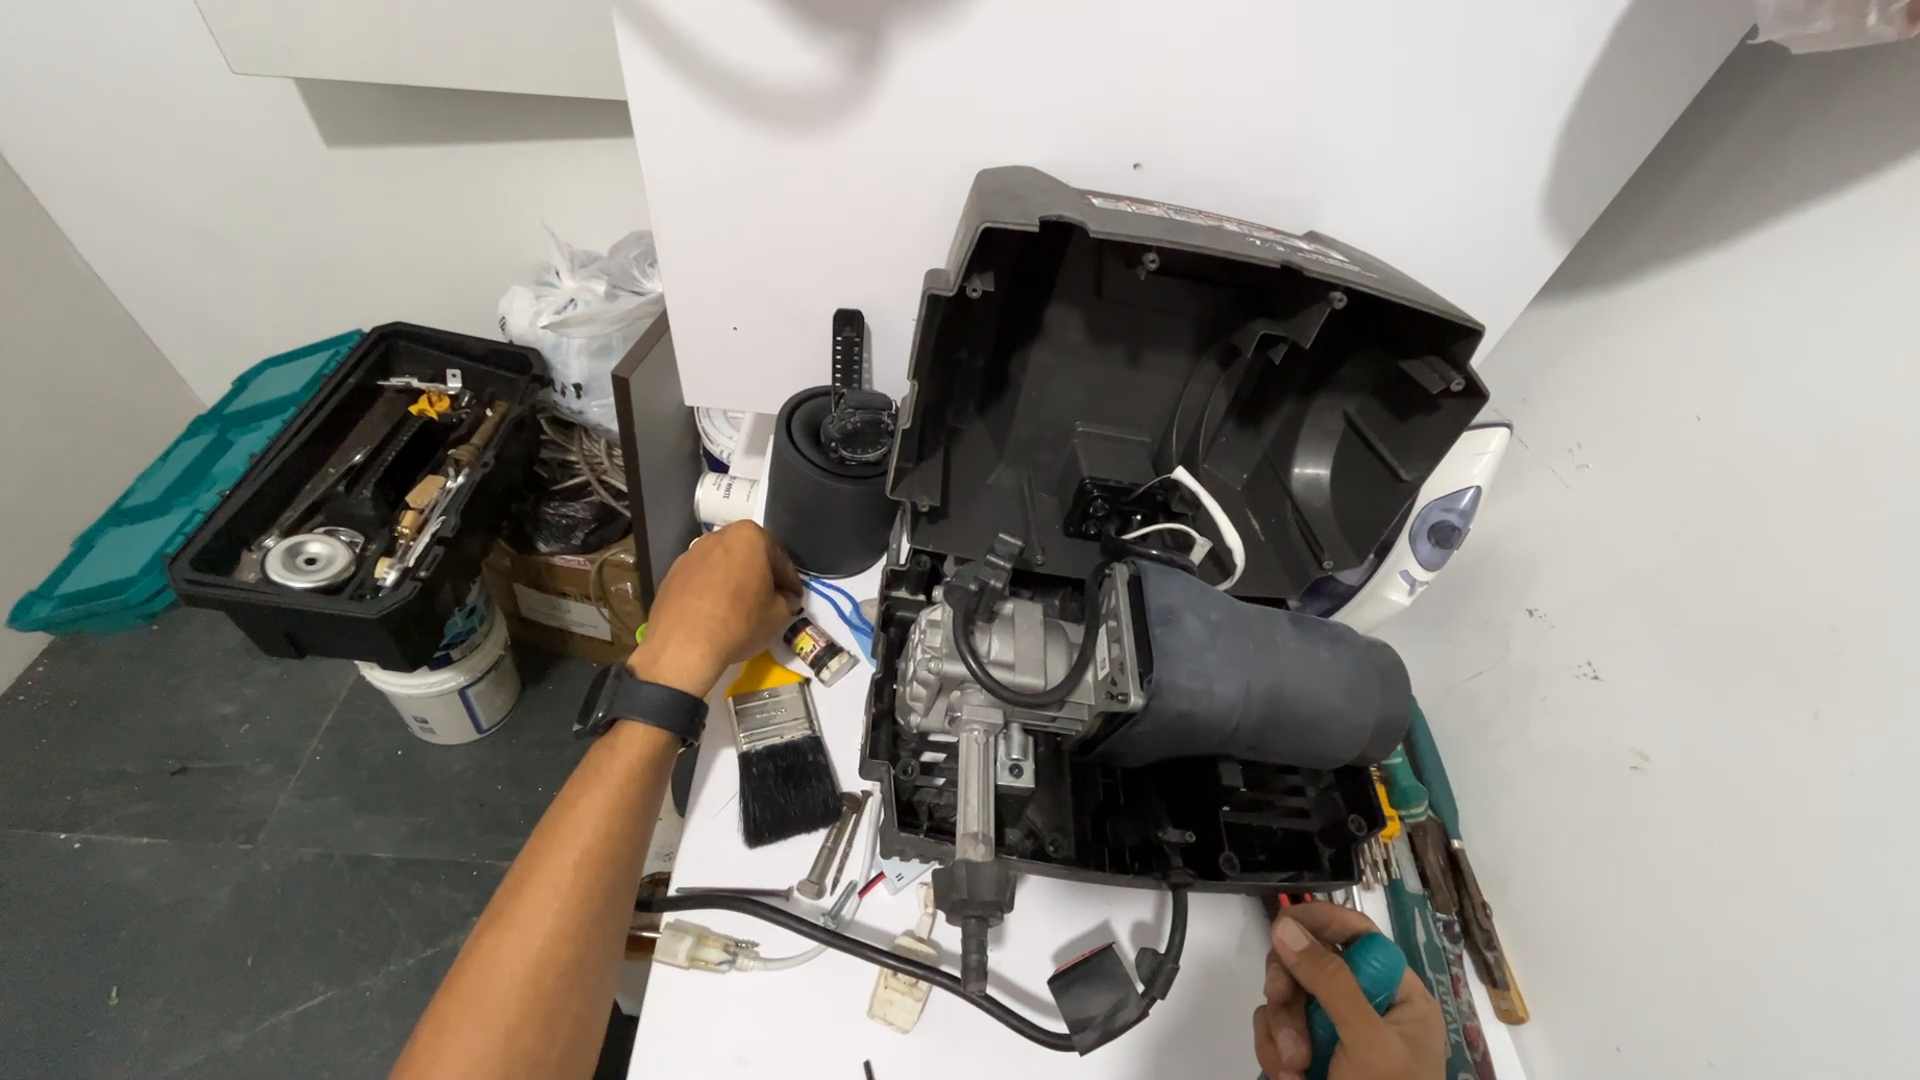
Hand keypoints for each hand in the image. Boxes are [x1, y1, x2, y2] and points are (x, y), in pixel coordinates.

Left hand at [627, 521, 802, 696]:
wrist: (683, 645)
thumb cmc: (739, 622)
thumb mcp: (779, 614)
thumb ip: (787, 600)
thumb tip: (785, 599)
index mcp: (749, 536)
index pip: (780, 558)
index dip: (790, 581)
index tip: (794, 597)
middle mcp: (718, 537)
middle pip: (749, 555)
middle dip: (761, 574)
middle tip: (770, 598)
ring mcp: (691, 553)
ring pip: (723, 565)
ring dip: (735, 580)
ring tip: (741, 606)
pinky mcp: (672, 574)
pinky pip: (702, 578)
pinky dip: (712, 590)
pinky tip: (716, 612)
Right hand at [1252, 902, 1444, 1079]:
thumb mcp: (1367, 1044)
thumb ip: (1330, 982)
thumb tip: (1285, 926)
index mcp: (1398, 998)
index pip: (1358, 934)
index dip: (1321, 921)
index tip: (1285, 925)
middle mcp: (1365, 1006)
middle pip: (1310, 959)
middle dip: (1289, 984)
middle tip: (1278, 997)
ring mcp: (1332, 1030)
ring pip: (1285, 993)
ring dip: (1280, 1027)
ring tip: (1293, 1067)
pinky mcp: (1304, 1051)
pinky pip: (1271, 1025)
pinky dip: (1272, 1049)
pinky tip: (1288, 1077)